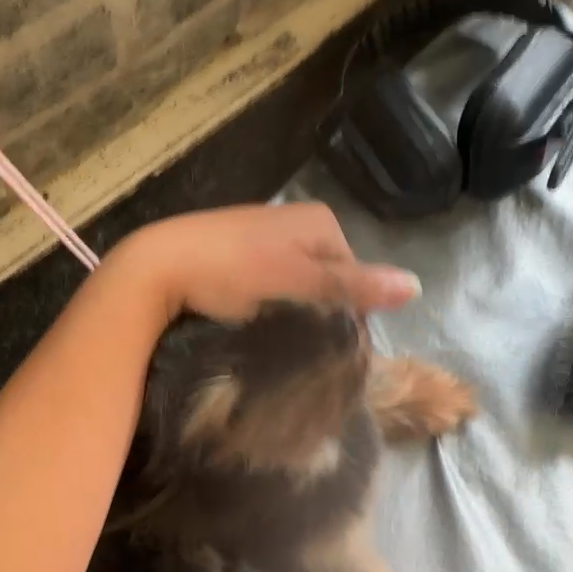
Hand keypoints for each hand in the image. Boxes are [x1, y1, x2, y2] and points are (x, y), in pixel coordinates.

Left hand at [105, 203, 421, 322]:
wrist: (157, 267)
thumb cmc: (232, 271)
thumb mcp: (298, 282)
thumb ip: (352, 287)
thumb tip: (415, 287)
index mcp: (318, 221)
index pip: (353, 276)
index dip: (344, 315)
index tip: (326, 350)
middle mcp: (291, 221)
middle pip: (323, 280)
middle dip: (314, 312)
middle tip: (295, 348)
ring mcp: (259, 235)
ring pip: (292, 284)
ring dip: (286, 312)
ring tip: (269, 339)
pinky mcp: (230, 253)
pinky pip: (263, 284)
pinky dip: (260, 304)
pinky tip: (245, 323)